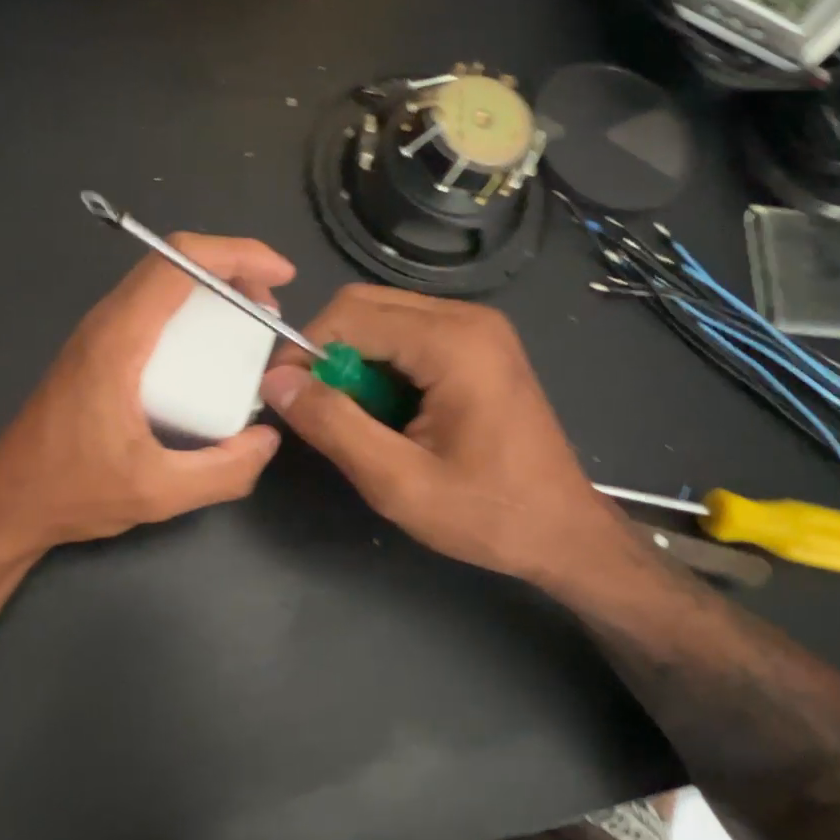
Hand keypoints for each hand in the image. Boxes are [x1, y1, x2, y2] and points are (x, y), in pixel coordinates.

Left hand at [0, 234, 292, 552]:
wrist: (7, 503)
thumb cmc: (74, 492)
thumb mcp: (159, 492)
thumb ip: (225, 471)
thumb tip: (267, 439)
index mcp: (118, 341)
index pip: (178, 262)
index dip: (238, 254)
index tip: (282, 275)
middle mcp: (103, 324)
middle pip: (171, 264)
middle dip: (231, 272)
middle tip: (270, 313)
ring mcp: (94, 336)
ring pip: (157, 285)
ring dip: (208, 291)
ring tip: (247, 330)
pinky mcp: (92, 353)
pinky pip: (147, 311)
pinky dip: (186, 313)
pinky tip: (205, 356)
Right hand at [260, 285, 626, 584]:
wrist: (564, 532)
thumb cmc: (486, 514)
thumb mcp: (397, 481)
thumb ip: (333, 425)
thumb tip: (275, 382)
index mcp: (453, 343)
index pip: (349, 314)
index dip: (303, 351)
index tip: (285, 399)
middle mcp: (466, 319)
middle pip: (364, 306)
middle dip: (326, 354)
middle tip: (319, 412)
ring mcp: (477, 330)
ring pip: (381, 320)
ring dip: (353, 364)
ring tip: (356, 421)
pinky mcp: (478, 348)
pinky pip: (406, 338)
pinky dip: (380, 368)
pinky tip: (387, 416)